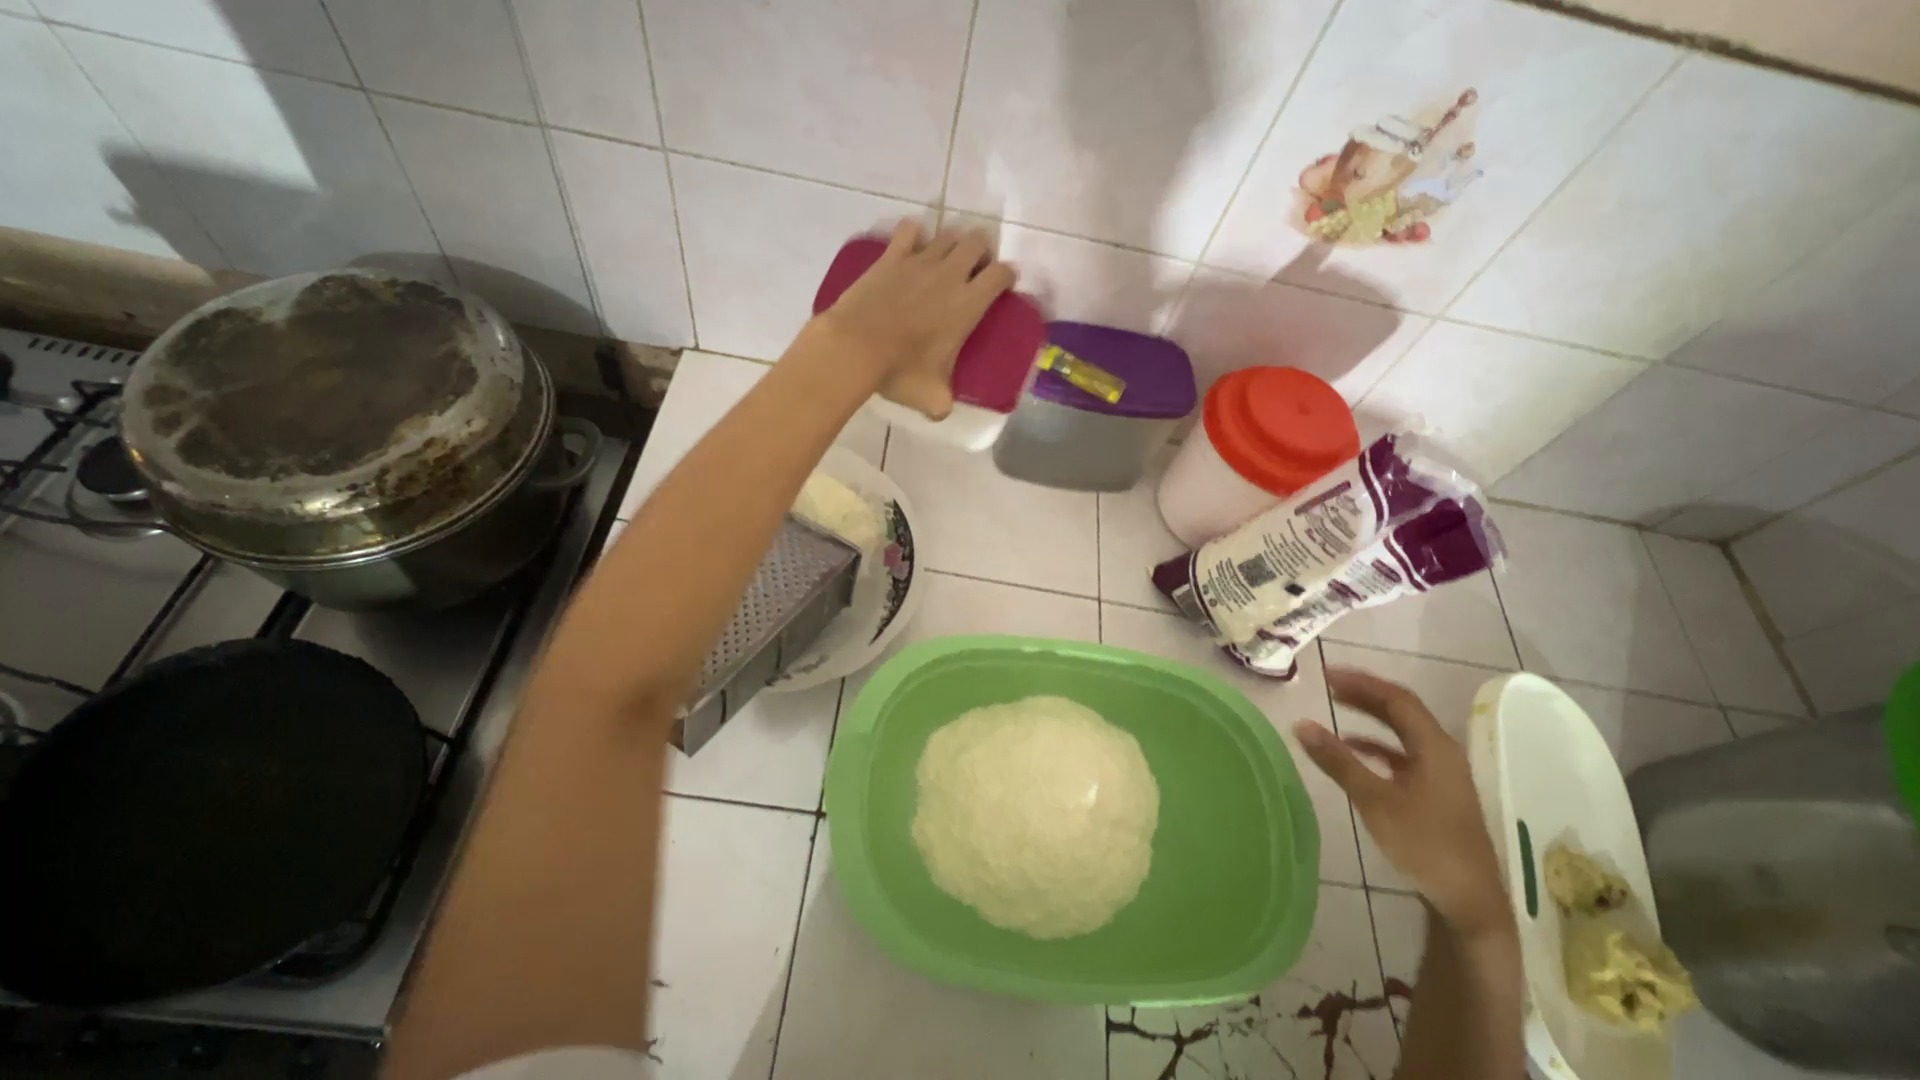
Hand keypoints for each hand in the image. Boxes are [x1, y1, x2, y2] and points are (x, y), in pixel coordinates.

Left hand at [814, 220, 1015, 418]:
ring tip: (944, 259)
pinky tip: (911, 245)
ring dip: (951, 242)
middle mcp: (951, 274)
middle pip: (978, 241)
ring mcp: (920, 260)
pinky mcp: (892, 256)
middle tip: (973, 269)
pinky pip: (909, 230)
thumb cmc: (900, 370)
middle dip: (981, 251)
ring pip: (947, 234)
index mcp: (969, 303)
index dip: (1006, 276)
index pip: (1002, 273)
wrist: (855, 347)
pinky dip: (914, 234)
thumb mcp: (931, 397)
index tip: (1001, 286)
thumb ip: (943, 403)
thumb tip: (941, 412)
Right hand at [1294, 668, 1510, 935]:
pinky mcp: (1436, 792)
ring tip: (1336, 710)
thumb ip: (1339, 761)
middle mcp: (1442, 752)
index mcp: (1435, 747)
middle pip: (1402, 712)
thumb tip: (1301, 724)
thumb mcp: (1375, 800)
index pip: (1397, 700)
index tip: (1327, 675)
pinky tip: (1353, 752)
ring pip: (1403, 733)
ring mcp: (1441, 773)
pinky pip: (1404, 755)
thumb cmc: (1424, 843)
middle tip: (1328, 686)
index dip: (1362, 683)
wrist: (1468, 896)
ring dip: (1371, 718)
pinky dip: (1377, 746)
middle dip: (1365, 695)